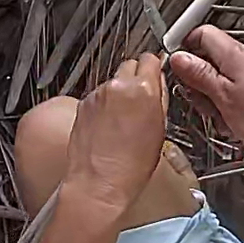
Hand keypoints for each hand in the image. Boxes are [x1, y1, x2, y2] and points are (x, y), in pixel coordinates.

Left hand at [62, 54, 169, 219]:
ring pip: (114, 82)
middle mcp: (118, 86)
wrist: (98, 183)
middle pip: (131, 65)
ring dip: (120, 93)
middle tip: (140, 100)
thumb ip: (160, 100)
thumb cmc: (131, 167)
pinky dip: (104, 105)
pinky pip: (99, 96)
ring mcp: (98, 94)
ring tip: (123, 121)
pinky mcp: (83, 104)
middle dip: (136, 78)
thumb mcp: (160, 130)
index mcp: (143, 90)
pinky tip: (108, 126)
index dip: (154, 69)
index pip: (151, 59)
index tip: (155, 76)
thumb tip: (158, 86)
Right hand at [170, 26, 243, 157]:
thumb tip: (177, 58)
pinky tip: (228, 117)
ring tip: (216, 111)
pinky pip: (229, 88)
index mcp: (236, 54)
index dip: (184, 47)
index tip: (176, 66)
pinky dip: (223, 102)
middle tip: (199, 97)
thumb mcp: (223, 97)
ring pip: (217, 74)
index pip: (201, 32)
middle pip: (207, 55)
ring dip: (209, 94)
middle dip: (196, 78)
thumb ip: (198, 75)